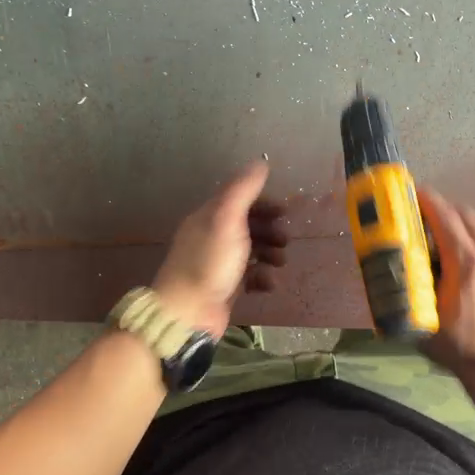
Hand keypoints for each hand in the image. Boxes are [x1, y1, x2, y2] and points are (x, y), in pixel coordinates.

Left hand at [153, 161, 288, 334]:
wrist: (188, 312)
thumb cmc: (209, 263)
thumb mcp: (226, 220)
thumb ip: (242, 190)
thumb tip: (260, 162)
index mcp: (208, 217)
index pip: (239, 200)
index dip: (263, 203)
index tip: (285, 211)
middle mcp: (211, 237)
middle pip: (247, 226)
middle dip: (270, 231)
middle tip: (286, 241)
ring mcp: (218, 264)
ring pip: (250, 252)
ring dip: (270, 254)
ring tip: (280, 263)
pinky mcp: (225, 287)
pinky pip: (249, 277)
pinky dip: (262, 278)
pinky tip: (269, 285)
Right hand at [419, 189, 474, 383]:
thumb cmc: (457, 344)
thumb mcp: (422, 318)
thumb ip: (406, 292)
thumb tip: (384, 273)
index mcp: (465, 263)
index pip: (445, 217)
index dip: (425, 201)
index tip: (407, 193)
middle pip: (462, 214)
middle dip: (437, 207)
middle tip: (414, 212)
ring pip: (473, 225)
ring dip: (451, 221)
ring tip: (428, 231)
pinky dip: (462, 236)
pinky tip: (447, 254)